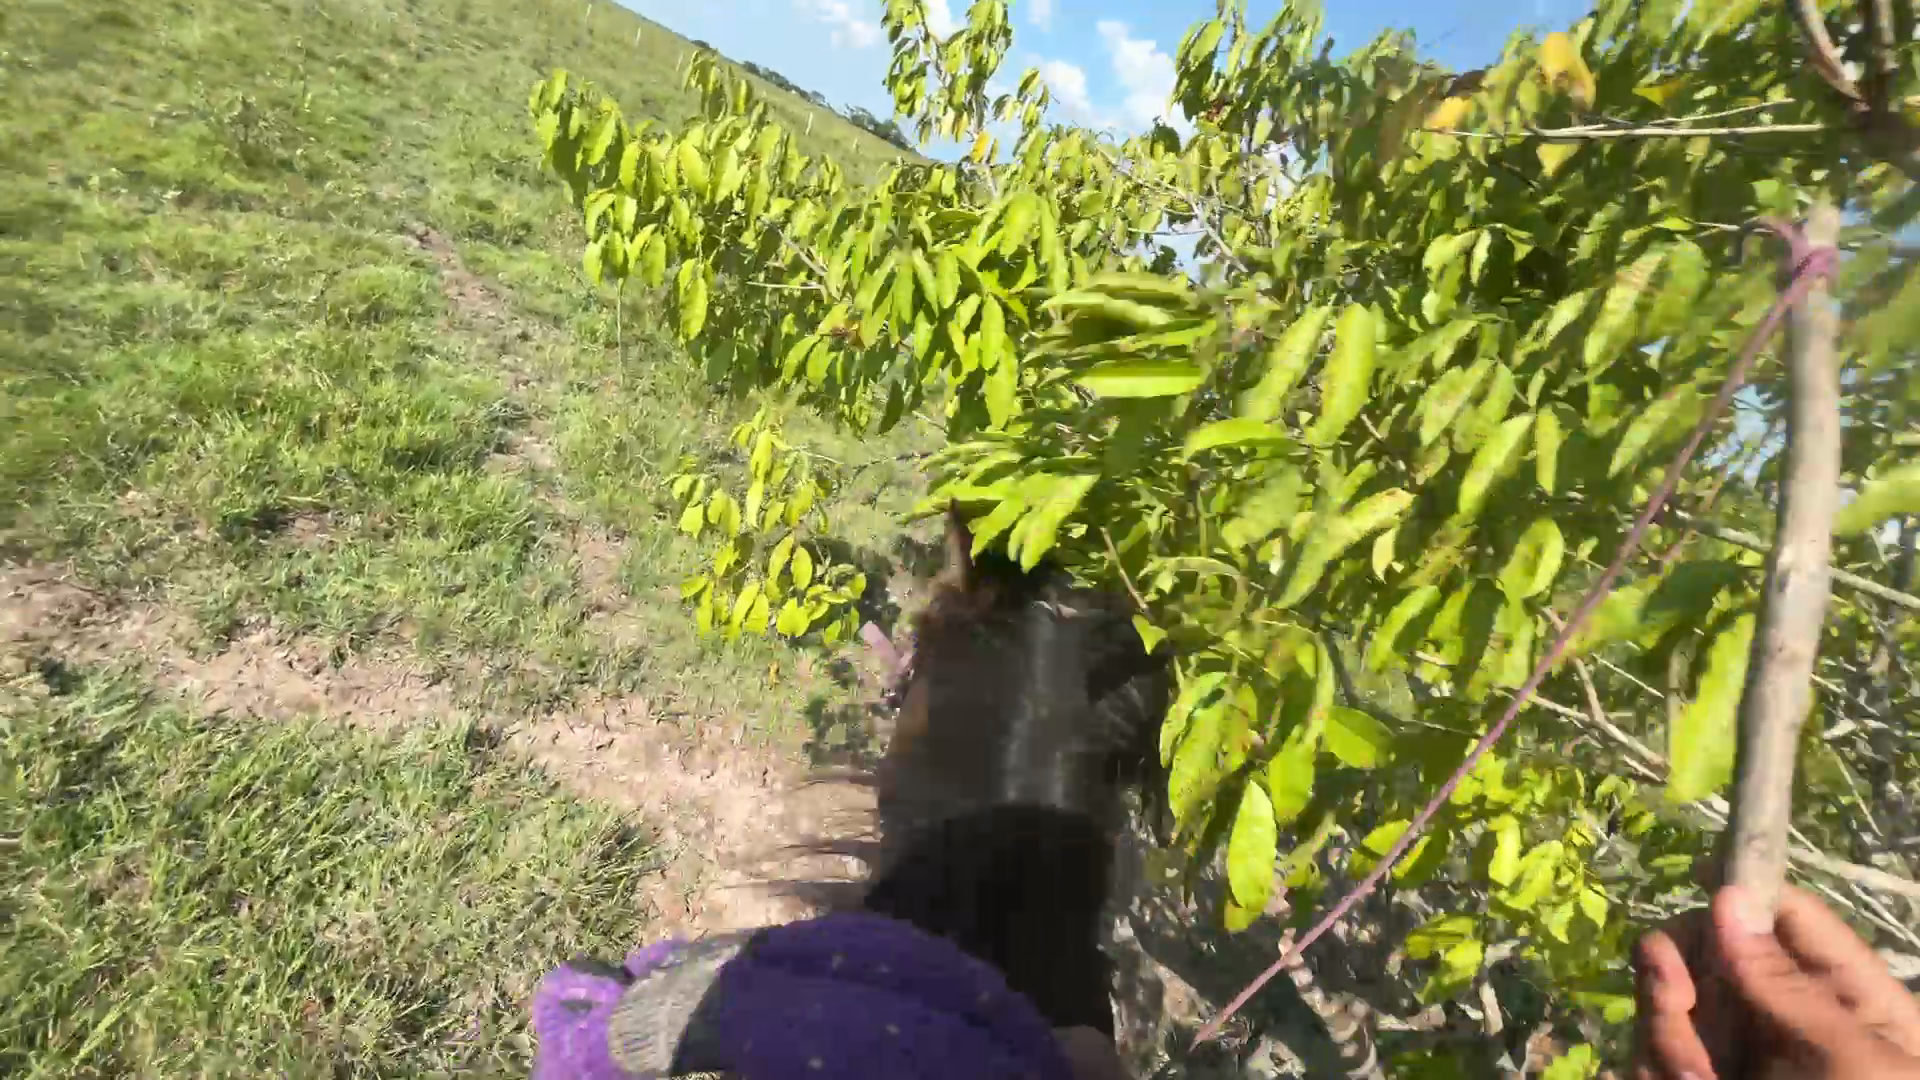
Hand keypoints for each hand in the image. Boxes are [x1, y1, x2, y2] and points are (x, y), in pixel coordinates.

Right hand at [1633, 885, 1919, 1078]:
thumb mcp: (1859, 1068)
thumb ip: (1791, 986)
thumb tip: (1726, 896)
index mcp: (1845, 997)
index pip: (1781, 911)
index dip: (1734, 891)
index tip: (1693, 899)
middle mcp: (1780, 1008)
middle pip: (1699, 944)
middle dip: (1673, 978)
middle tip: (1677, 1012)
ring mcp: (1739, 1043)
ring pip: (1664, 996)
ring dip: (1661, 1036)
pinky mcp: (1699, 1070)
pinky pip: (1648, 1044)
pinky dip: (1648, 1065)